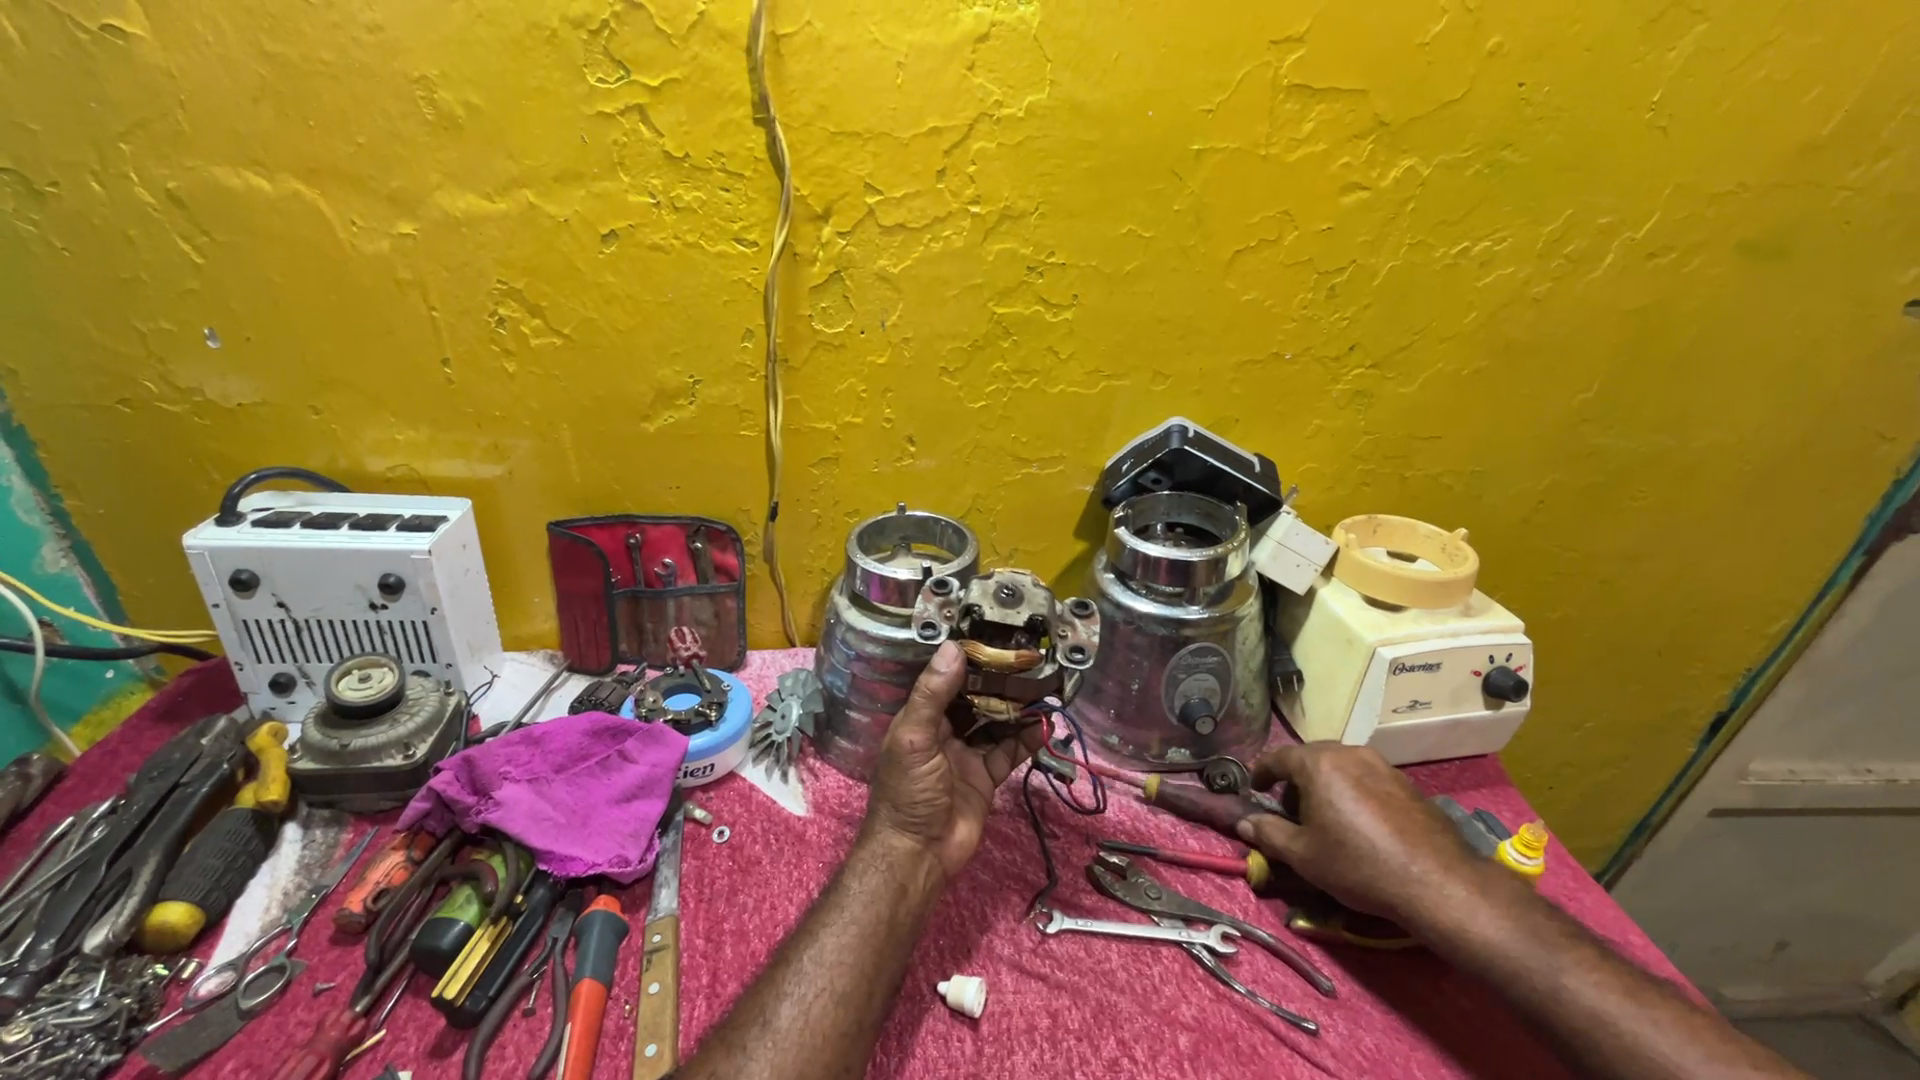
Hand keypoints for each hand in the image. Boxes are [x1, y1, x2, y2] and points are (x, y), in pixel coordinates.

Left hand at [863, 642, 1043, 880]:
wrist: (918, 853)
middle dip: (999, 684)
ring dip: (1016, 709)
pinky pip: (1008, 752)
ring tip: (1042, 688)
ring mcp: (966, 755)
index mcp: (921, 718)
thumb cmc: (908, 792)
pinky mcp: (985, 778)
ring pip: (995, 723)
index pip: (947, 680)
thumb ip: (933, 694)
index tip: (997, 642)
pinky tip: (1044, 726)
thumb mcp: (914, 737)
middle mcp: (944, 732)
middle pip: (975, 700)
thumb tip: (953, 647)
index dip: (970, 662)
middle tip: (1028, 663)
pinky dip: (1026, 740)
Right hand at [1237, 743, 1493, 924]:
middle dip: (1294, 779)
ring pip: (1341, 766)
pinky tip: (1359, 824)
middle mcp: (1350, 754)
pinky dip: (1353, 792)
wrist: (1437, 883)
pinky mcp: (1407, 784)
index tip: (1255, 789)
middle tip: (1289, 809)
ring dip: (1325, 784)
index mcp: (1319, 764)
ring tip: (1325, 817)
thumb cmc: (1358, 865)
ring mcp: (1383, 766)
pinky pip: (1367, 778)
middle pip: (1311, 757)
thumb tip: (1243, 822)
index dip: (1261, 772)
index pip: (1278, 757)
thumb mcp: (1303, 855)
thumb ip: (1268, 833)